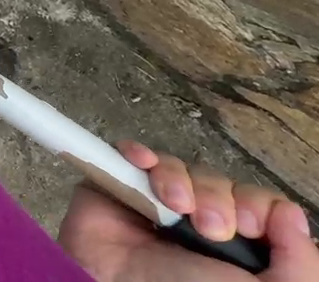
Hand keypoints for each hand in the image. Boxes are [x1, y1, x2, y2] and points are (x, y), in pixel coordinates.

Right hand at [59, 140, 315, 280]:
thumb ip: (299, 264)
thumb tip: (289, 213)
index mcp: (244, 245)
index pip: (262, 204)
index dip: (258, 206)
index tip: (248, 228)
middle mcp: (203, 218)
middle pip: (222, 183)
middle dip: (217, 197)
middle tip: (208, 227)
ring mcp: (158, 199)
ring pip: (180, 167)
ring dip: (178, 180)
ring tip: (171, 205)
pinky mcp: (118, 181)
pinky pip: (131, 154)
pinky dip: (137, 152)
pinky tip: (140, 162)